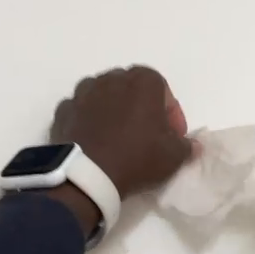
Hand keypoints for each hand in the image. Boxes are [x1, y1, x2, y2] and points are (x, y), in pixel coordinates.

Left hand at [49, 66, 192, 198]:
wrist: (87, 175)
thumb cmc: (137, 158)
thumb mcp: (173, 156)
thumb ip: (186, 145)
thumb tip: (191, 145)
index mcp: (141, 82)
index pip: (161, 87)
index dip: (168, 110)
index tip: (171, 133)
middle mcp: (109, 79)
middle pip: (129, 87)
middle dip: (139, 105)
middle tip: (146, 133)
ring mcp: (82, 93)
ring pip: (101, 94)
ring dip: (111, 109)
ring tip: (117, 136)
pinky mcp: (63, 110)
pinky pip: (80, 110)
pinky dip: (87, 120)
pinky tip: (93, 140)